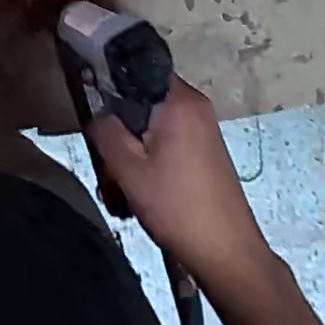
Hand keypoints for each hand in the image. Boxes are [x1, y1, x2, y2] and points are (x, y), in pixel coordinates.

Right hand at [85, 76, 273, 284]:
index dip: (112, 91)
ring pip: (154, 126)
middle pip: (144, 103)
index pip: (138, 72)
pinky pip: (169, 141)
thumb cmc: (177, 206)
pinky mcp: (206, 149)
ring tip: (121, 189)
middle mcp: (195, 105)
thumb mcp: (129, 170)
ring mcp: (204, 127)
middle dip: (121, 132)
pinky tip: (141, 192)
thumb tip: (99, 113)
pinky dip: (152, 160)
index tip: (98, 119)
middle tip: (108, 168)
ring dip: (133, 152)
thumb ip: (107, 132)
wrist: (227, 251)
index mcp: (180, 100)